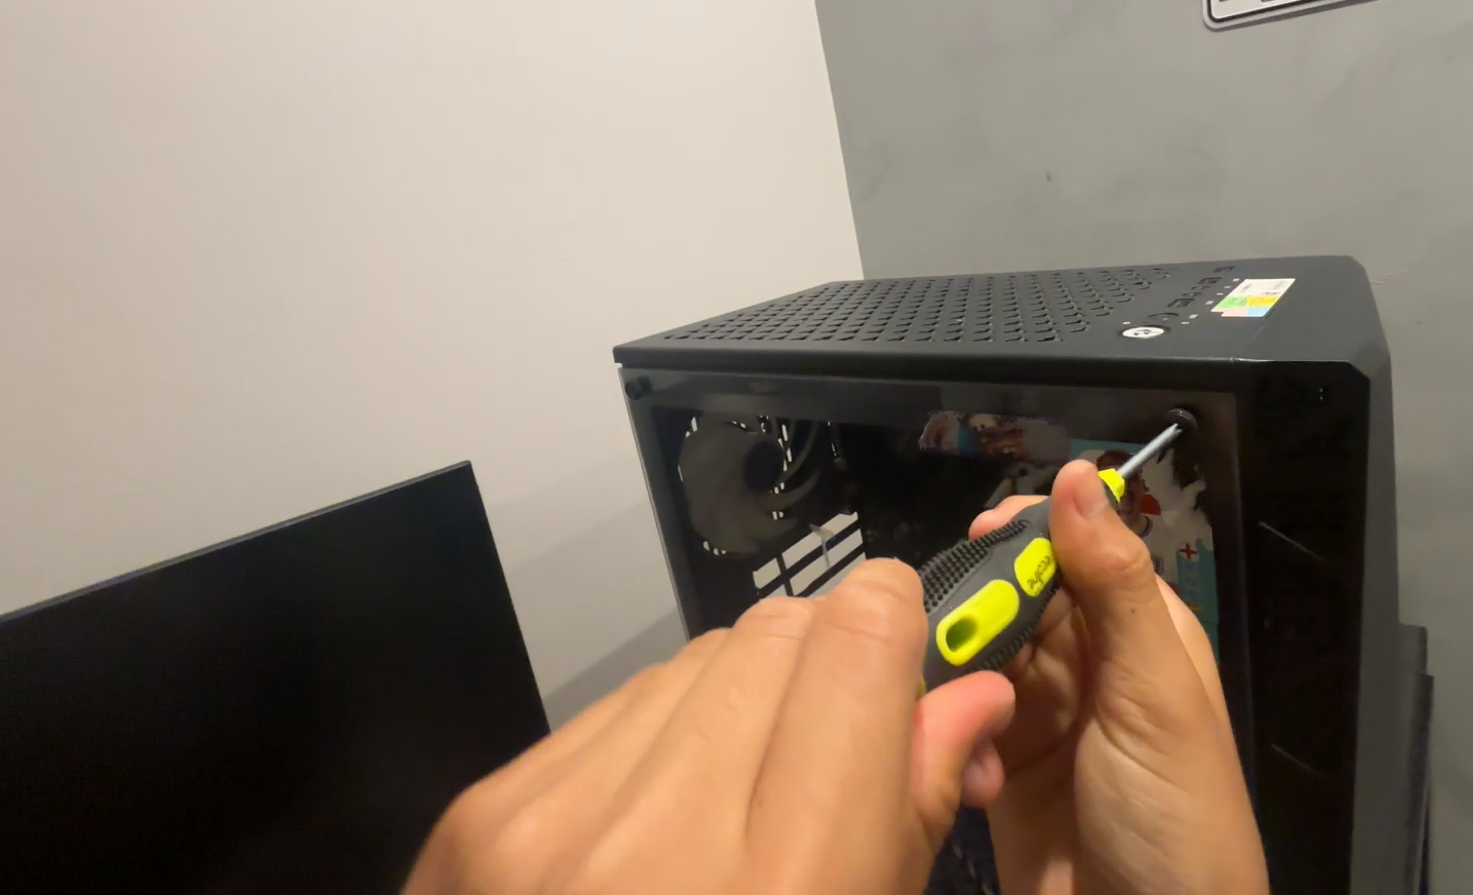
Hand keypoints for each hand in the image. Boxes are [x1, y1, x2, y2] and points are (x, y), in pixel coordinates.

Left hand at [404, 560, 1015, 894]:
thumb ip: (921, 802)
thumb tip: (976, 686)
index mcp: (794, 884)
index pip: (859, 636)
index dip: (893, 615)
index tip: (900, 647)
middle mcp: (667, 835)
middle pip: (781, 625)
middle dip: (822, 658)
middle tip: (822, 734)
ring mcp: (559, 818)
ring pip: (705, 652)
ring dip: (740, 692)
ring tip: (728, 792)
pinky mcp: (486, 809)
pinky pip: (627, 699)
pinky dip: (665, 728)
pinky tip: (650, 817)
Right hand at [973, 461, 1267, 894]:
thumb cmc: (1172, 812)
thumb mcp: (1153, 692)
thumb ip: (1112, 584)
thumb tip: (1078, 475)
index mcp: (1136, 627)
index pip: (1078, 549)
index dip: (1030, 532)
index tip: (981, 532)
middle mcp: (1087, 656)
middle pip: (1021, 594)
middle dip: (983, 594)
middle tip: (941, 607)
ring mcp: (1042, 705)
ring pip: (986, 644)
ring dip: (960, 650)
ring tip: (935, 664)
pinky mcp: (1001, 751)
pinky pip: (966, 704)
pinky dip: (951, 705)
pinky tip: (944, 718)